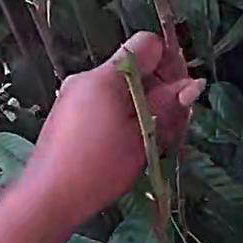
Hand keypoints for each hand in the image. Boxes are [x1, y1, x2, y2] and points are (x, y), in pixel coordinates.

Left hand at [19, 31, 203, 225]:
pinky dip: (126, 115)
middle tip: (173, 125)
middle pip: (137, 67)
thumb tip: (193, 85)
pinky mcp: (70, 112)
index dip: (170, 63)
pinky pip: (107, 101)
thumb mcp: (141, 137)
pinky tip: (132, 143)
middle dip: (161, 90)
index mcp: (106, 77)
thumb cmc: (99, 169)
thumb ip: (167, 105)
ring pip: (124, 87)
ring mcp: (76, 94)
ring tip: (154, 140)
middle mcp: (88, 78)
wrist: (49, 197)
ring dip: (146, 106)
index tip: (180, 95)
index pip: (147, 45)